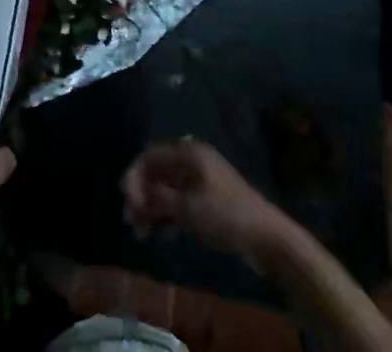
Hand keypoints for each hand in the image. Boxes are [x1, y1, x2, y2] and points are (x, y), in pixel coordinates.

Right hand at [121, 141, 289, 262]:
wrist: (264, 236)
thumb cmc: (226, 215)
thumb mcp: (188, 208)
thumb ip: (158, 198)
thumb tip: (134, 193)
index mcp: (190, 154)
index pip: (151, 155)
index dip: (134, 176)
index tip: (127, 203)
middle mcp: (193, 163)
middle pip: (156, 172)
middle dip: (140, 194)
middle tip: (131, 222)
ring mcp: (199, 182)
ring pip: (164, 189)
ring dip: (150, 208)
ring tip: (141, 233)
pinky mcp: (203, 201)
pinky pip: (175, 202)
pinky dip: (163, 215)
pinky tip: (155, 234)